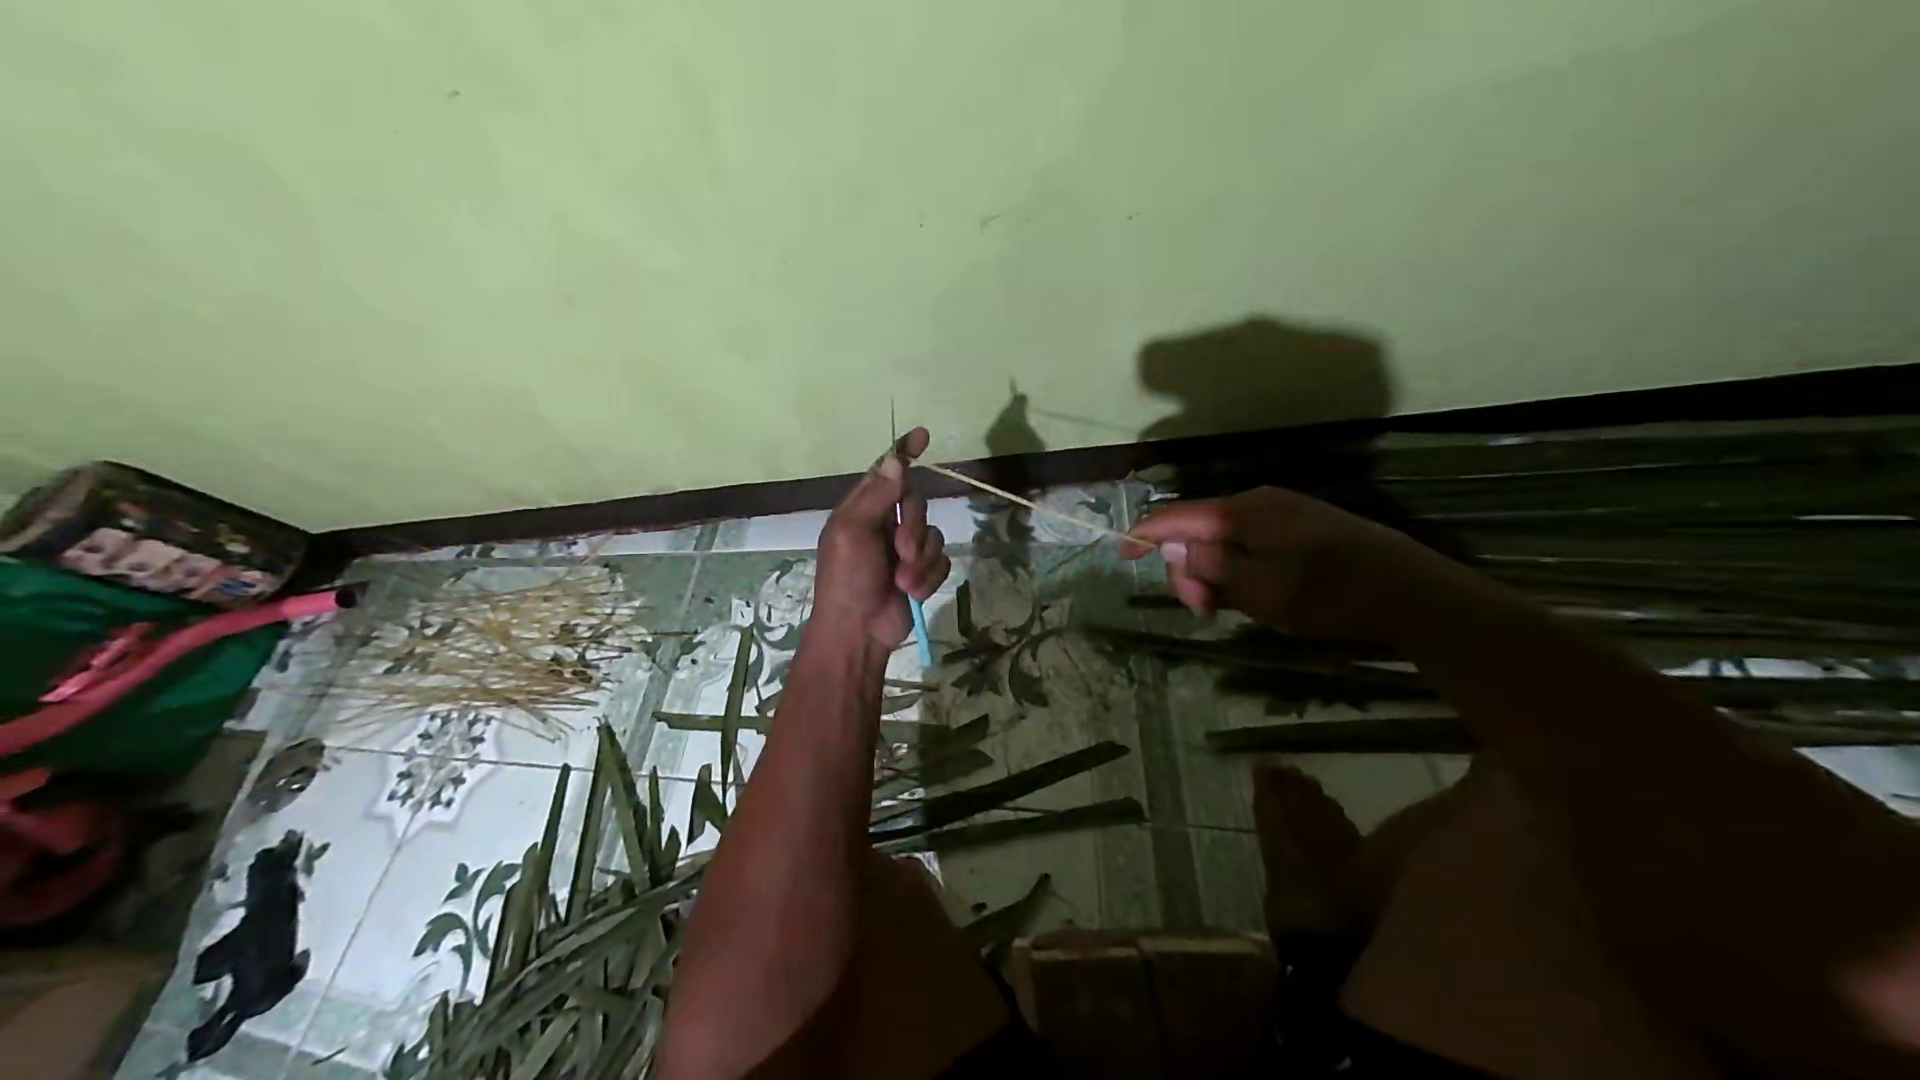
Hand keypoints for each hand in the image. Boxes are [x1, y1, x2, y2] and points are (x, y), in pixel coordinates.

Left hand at [812, 426, 950, 650]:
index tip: (922, 436)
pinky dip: (928, 576)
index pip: (885, 472)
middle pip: (917, 503)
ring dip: (921, 560)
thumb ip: (877, 495)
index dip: (904, 453)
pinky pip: (941, 560)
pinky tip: (912, 592)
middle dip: (914, 528)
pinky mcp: (921, 572)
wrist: (859, 632)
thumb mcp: (854, 531)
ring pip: (933, 534)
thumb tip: (895, 458)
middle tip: (902, 551)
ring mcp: (904, 549)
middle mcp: (884, 524)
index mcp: (862, 510)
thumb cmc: (847, 579)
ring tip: (904, 583)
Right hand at [1124, 486, 1474, 640]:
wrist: (1415, 592)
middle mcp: (1258, 503)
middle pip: (1198, 529)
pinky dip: (1237, 568)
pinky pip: (1248, 543)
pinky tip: (1252, 594)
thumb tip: (1171, 544)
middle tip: (1203, 611)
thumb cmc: (1334, 595)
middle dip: (1189, 568)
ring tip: (1231, 609)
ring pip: (1222, 539)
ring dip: (1214, 573)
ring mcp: (1281, 513)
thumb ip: (1213, 566)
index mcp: (1246, 512)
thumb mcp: (1265, 591)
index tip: (1122, 555)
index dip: (1145, 534)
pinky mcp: (1299, 526)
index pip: (1178, 516)